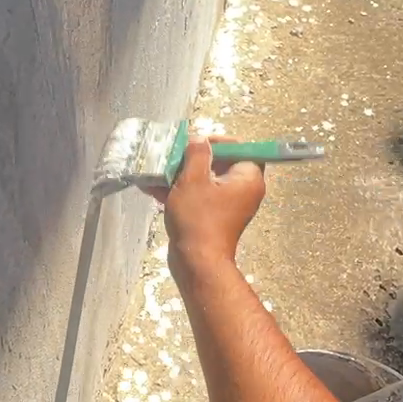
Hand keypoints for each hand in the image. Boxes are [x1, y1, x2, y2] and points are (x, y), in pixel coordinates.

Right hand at [151, 135, 265, 276]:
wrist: (196, 261)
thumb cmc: (198, 218)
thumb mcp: (193, 179)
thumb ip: (197, 153)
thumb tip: (200, 139)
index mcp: (248, 178)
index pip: (240, 148)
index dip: (217, 141)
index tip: (194, 142)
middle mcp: (243, 190)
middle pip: (220, 163)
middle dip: (192, 158)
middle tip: (173, 156)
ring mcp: (228, 206)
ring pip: (205, 180)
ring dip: (182, 174)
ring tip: (158, 171)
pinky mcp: (213, 217)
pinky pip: (199, 196)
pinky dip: (181, 191)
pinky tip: (154, 188)